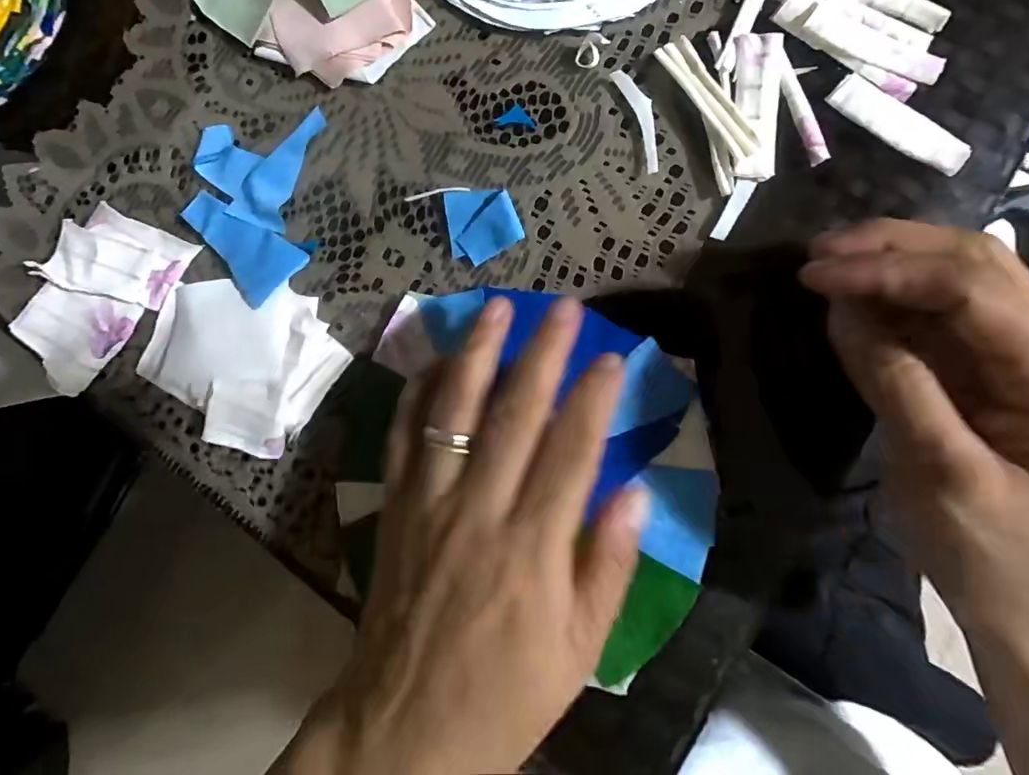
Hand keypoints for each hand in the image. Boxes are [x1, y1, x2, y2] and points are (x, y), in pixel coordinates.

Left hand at [273, 297, 648, 774]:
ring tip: (494, 310)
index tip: (610, 354)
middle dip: (540, 354)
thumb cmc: (506, 691)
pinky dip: (416, 393)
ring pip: (451, 410)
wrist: (407, 720)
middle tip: (559, 308)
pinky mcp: (392, 503)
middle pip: (513, 414)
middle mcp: (478, 508)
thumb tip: (635, 490)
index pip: (571, 450)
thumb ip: (607, 564)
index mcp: (533, 547)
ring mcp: (428, 500)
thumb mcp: (581, 649)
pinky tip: (432, 361)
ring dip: (475, 353)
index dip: (593, 396)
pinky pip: (402, 435)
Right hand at [797, 219, 1028, 646]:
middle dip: (895, 248)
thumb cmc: (997, 556)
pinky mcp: (994, 377)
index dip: (891, 271)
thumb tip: (841, 310)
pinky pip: (944, 318)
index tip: (814, 275)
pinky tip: (851, 296)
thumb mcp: (942, 474)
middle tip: (817, 253)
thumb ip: (896, 384)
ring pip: (966, 280)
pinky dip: (893, 297)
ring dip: (894, 262)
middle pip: (982, 268)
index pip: (978, 294)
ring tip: (827, 263)